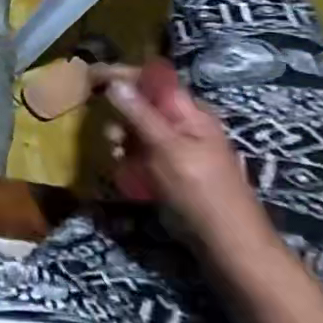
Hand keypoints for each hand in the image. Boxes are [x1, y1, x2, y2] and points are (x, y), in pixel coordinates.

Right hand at [92, 59, 263, 244]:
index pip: (153, 80)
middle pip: (144, 106)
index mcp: (190, 111)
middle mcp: (185, 126)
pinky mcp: (174, 176)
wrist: (230, 246)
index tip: (92, 77)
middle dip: (121, 115)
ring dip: (124, 141)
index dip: (123, 76)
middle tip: (111, 139)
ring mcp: (180, 152)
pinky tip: (126, 178)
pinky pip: (145, 159)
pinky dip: (132, 163)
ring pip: (141, 134)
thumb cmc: (201, 192)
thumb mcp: (168, 149)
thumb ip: (141, 115)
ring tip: (117, 159)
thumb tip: (116, 82)